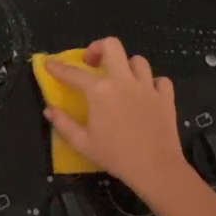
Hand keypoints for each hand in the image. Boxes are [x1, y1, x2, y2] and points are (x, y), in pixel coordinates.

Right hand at [43, 37, 188, 195]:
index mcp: (100, 91)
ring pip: (138, 60)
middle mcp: (123, 81)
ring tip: (121, 78)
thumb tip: (49, 110)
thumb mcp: (83, 143)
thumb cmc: (116, 156)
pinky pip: (160, 80)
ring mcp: (147, 87)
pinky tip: (146, 93)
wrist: (156, 169)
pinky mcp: (166, 97)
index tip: (49, 63)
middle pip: (112, 46)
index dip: (58, 67)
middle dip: (99, 48)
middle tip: (93, 63)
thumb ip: (63, 123)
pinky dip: (153, 83)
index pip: (73, 72)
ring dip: (127, 65)